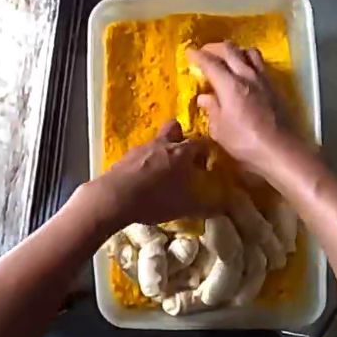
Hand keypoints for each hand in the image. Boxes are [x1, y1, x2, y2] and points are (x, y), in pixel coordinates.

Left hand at [78, 121, 205, 228]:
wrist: (115, 197)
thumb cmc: (155, 199)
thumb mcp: (184, 208)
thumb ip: (204, 207)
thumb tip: (221, 208)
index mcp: (181, 153)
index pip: (200, 143)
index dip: (205, 151)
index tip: (205, 164)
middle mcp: (162, 144)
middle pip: (174, 128)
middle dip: (180, 137)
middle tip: (182, 157)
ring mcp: (141, 148)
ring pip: (155, 141)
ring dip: (160, 151)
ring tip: (160, 172)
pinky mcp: (124, 156)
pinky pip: (139, 154)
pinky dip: (143, 162)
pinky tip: (142, 178)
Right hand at [188, 42, 299, 172]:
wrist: (280, 149)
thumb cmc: (244, 142)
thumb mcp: (220, 130)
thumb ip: (212, 109)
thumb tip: (204, 97)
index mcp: (230, 85)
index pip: (210, 63)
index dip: (198, 56)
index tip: (189, 52)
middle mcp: (247, 76)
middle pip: (230, 50)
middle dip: (214, 48)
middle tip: (205, 52)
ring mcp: (263, 79)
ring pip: (249, 52)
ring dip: (235, 50)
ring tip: (228, 58)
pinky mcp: (274, 86)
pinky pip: (260, 64)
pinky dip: (249, 60)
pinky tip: (245, 71)